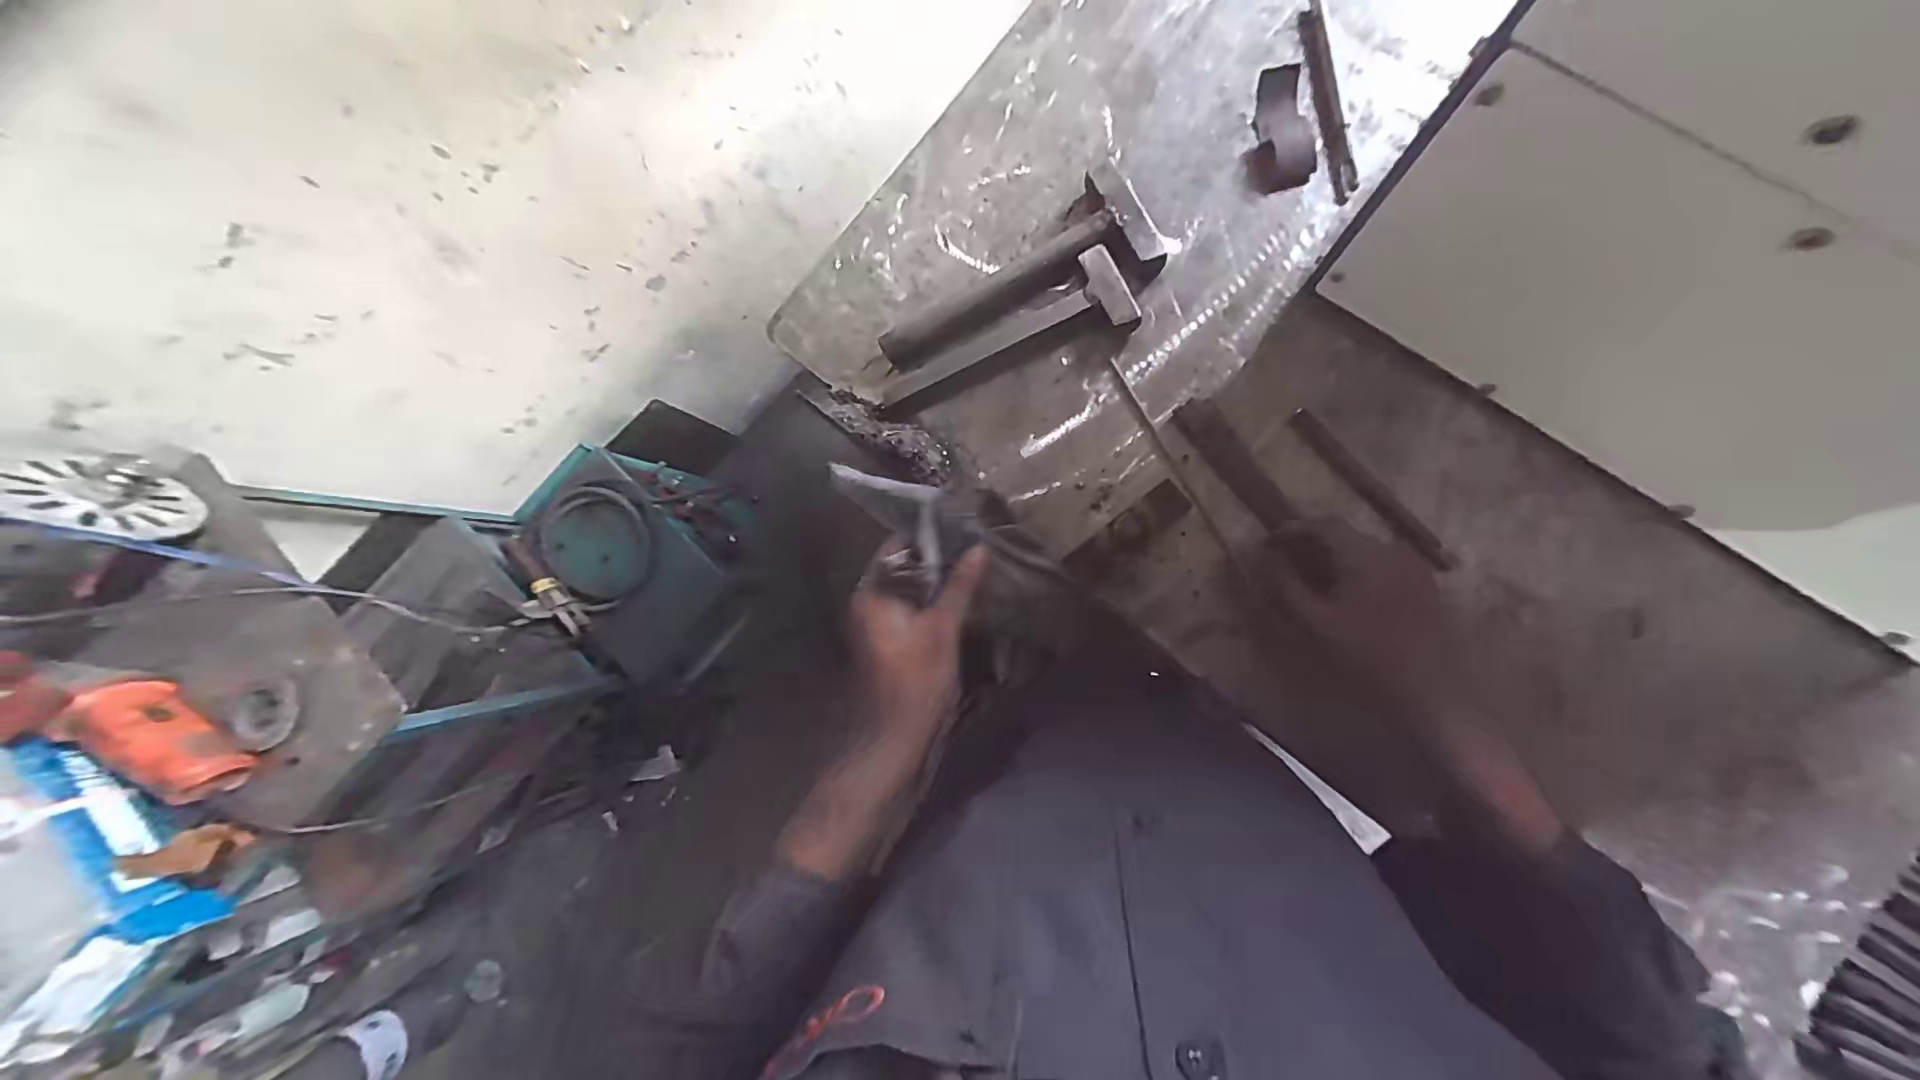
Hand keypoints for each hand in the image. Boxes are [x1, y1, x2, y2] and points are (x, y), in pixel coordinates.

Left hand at [848, 542, 990, 751]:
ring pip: (910, 590)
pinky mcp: (889, 640)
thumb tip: (979, 549)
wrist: (898, 738)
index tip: (960, 526)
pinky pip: (911, 609)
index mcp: (870, 595)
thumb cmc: (917, 682)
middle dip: (937, 560)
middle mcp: (867, 604)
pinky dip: (932, 602)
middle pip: (903, 569)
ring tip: (972, 568)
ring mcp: (876, 624)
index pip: (895, 548)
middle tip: (973, 547)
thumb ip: (960, 587)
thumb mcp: (943, 629)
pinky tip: (959, 600)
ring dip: (937, 583)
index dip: (927, 536)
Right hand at [1253, 518, 1472, 711]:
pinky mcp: (1425, 587)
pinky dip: (1357, 571)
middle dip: (1312, 545)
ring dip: (1335, 559)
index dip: (1292, 530)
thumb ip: (1285, 586)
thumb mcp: (1315, 624)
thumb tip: (1263, 558)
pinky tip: (1347, 596)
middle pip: (1345, 535)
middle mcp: (1392, 551)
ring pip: (1364, 551)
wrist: (1433, 693)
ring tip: (1313, 581)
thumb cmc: (1367, 656)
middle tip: (1286, 564)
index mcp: (1364, 554)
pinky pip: (1382, 566)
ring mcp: (1413, 568)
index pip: (1323, 524)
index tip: (1267, 543)